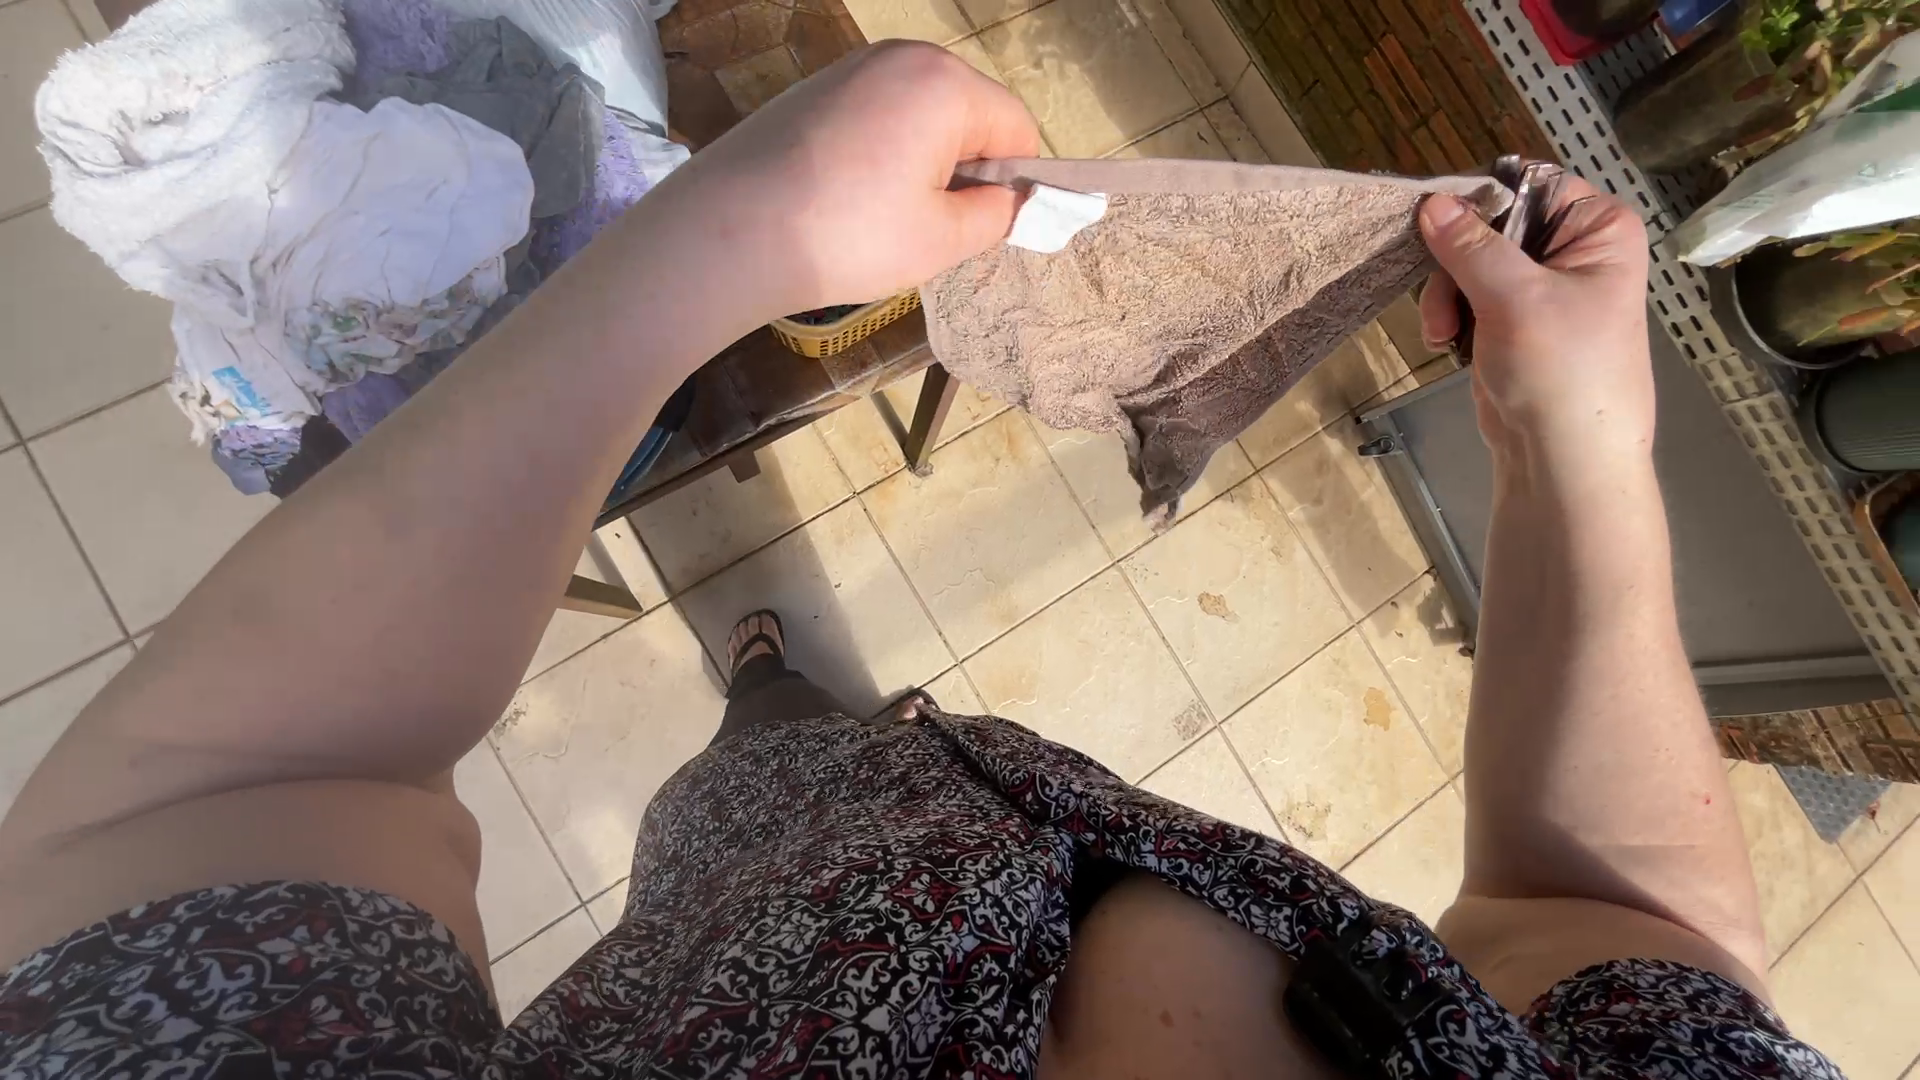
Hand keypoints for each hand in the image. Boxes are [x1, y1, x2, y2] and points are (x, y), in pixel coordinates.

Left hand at [643, 41, 1041, 320]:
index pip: (1016, 127)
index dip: (1018, 181)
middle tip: (938, 229)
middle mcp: (902, 57)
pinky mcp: (818, 90)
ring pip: (924, 117)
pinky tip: (856, 198)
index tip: (992, 226)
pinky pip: (882, 117)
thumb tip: (1011, 199)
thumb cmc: (851, 237)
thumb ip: (996, 215)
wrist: (735, 231)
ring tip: (891, 219)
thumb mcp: (942, 239)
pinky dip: (888, 155)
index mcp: (944, 84)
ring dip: (929, 166)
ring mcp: (854, 67)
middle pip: (970, 113)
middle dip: (969, 170)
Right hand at [1417, 177, 1653, 465]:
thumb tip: (1430, 202)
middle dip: (1454, 270)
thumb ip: (1469, 247)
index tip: (1435, 229)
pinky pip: (1464, 301)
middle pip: (1488, 230)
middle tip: (1445, 309)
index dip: (1479, 205)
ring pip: (1466, 268)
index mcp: (1595, 229)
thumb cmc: (1559, 368)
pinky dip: (1448, 319)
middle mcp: (1569, 252)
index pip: (1529, 188)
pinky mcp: (1507, 323)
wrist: (1560, 450)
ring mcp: (1536, 290)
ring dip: (1444, 301)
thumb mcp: (1514, 298)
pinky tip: (1448, 344)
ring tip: (1445, 336)